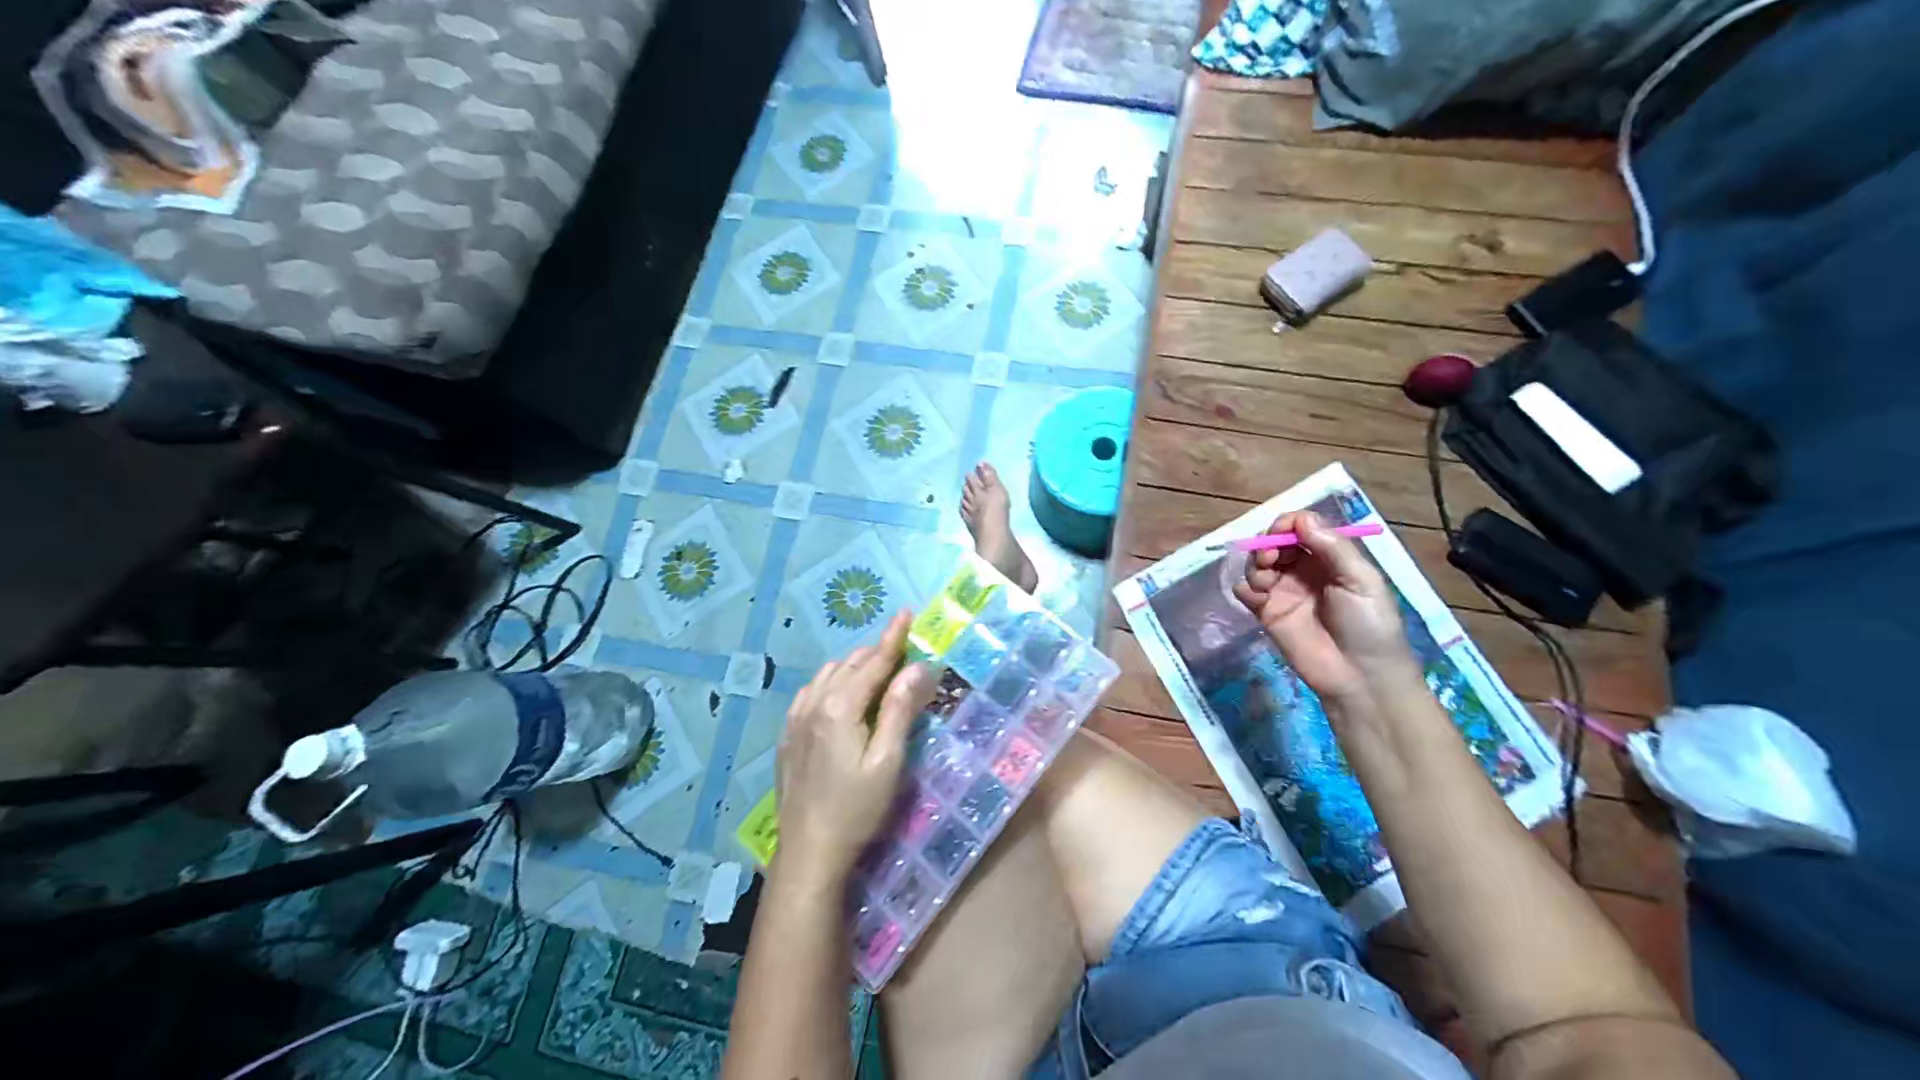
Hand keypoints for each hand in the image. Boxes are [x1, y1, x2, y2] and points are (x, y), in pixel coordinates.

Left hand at [773, 611, 932, 888]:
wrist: (809, 852)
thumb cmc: (857, 809)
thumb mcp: (888, 762)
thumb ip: (899, 711)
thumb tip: (916, 668)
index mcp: (840, 708)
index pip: (873, 662)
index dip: (893, 637)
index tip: (906, 612)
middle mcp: (814, 704)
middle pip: (850, 664)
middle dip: (876, 651)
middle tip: (902, 650)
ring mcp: (796, 719)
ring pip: (827, 674)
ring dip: (853, 665)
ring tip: (877, 670)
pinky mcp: (788, 735)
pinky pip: (810, 692)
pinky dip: (831, 682)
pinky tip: (840, 694)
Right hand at [1232, 511, 1420, 704]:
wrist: (1359, 676)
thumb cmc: (1369, 624)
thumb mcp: (1362, 580)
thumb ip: (1333, 547)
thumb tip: (1301, 519)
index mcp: (1330, 558)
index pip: (1302, 528)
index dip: (1288, 524)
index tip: (1281, 532)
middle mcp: (1303, 570)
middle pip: (1274, 542)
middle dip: (1266, 542)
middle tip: (1269, 557)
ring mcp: (1283, 591)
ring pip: (1257, 564)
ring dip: (1255, 564)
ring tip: (1265, 581)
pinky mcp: (1266, 613)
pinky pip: (1245, 591)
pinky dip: (1244, 587)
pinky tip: (1255, 596)